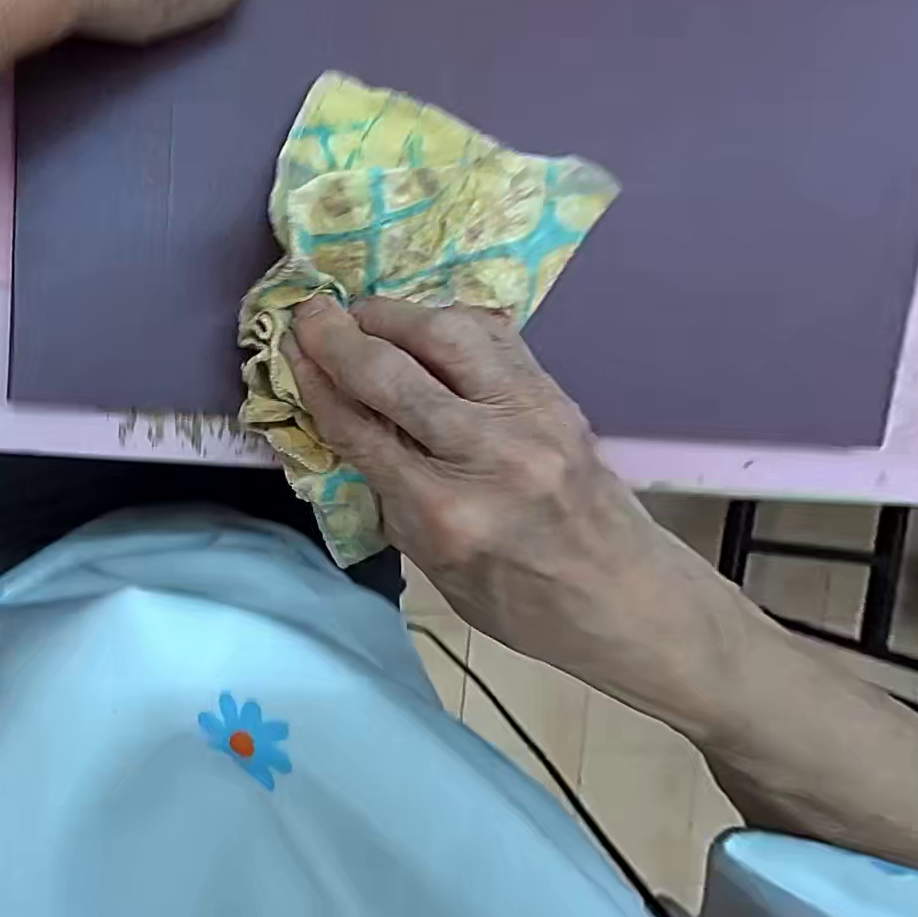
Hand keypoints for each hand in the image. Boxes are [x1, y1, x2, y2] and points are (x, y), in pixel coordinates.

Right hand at [285, 295, 751, 704]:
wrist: (629, 603)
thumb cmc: (510, 597)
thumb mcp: (422, 555)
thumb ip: (379, 481)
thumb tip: (338, 416)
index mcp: (443, 509)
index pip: (357, 427)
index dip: (315, 382)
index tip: (288, 349)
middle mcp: (490, 451)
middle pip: (393, 373)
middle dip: (339, 336)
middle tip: (307, 313)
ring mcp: (533, 414)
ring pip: (449, 334)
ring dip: (391, 315)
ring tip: (359, 316)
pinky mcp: (558, 394)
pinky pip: (491, 334)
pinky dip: (442, 321)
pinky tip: (417, 325)